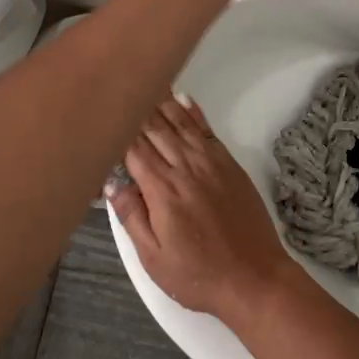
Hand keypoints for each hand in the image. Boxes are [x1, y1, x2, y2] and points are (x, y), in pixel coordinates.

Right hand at [109, 96, 301, 319]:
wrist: (253, 276)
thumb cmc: (199, 274)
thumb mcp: (155, 259)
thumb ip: (132, 218)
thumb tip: (111, 184)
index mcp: (163, 191)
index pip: (134, 150)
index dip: (118, 131)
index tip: (105, 114)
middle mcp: (185, 168)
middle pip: (156, 130)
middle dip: (137, 109)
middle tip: (122, 87)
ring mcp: (210, 162)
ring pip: (181, 124)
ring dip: (163, 103)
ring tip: (147, 82)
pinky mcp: (229, 163)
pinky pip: (206, 130)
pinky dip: (193, 112)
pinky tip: (183, 99)